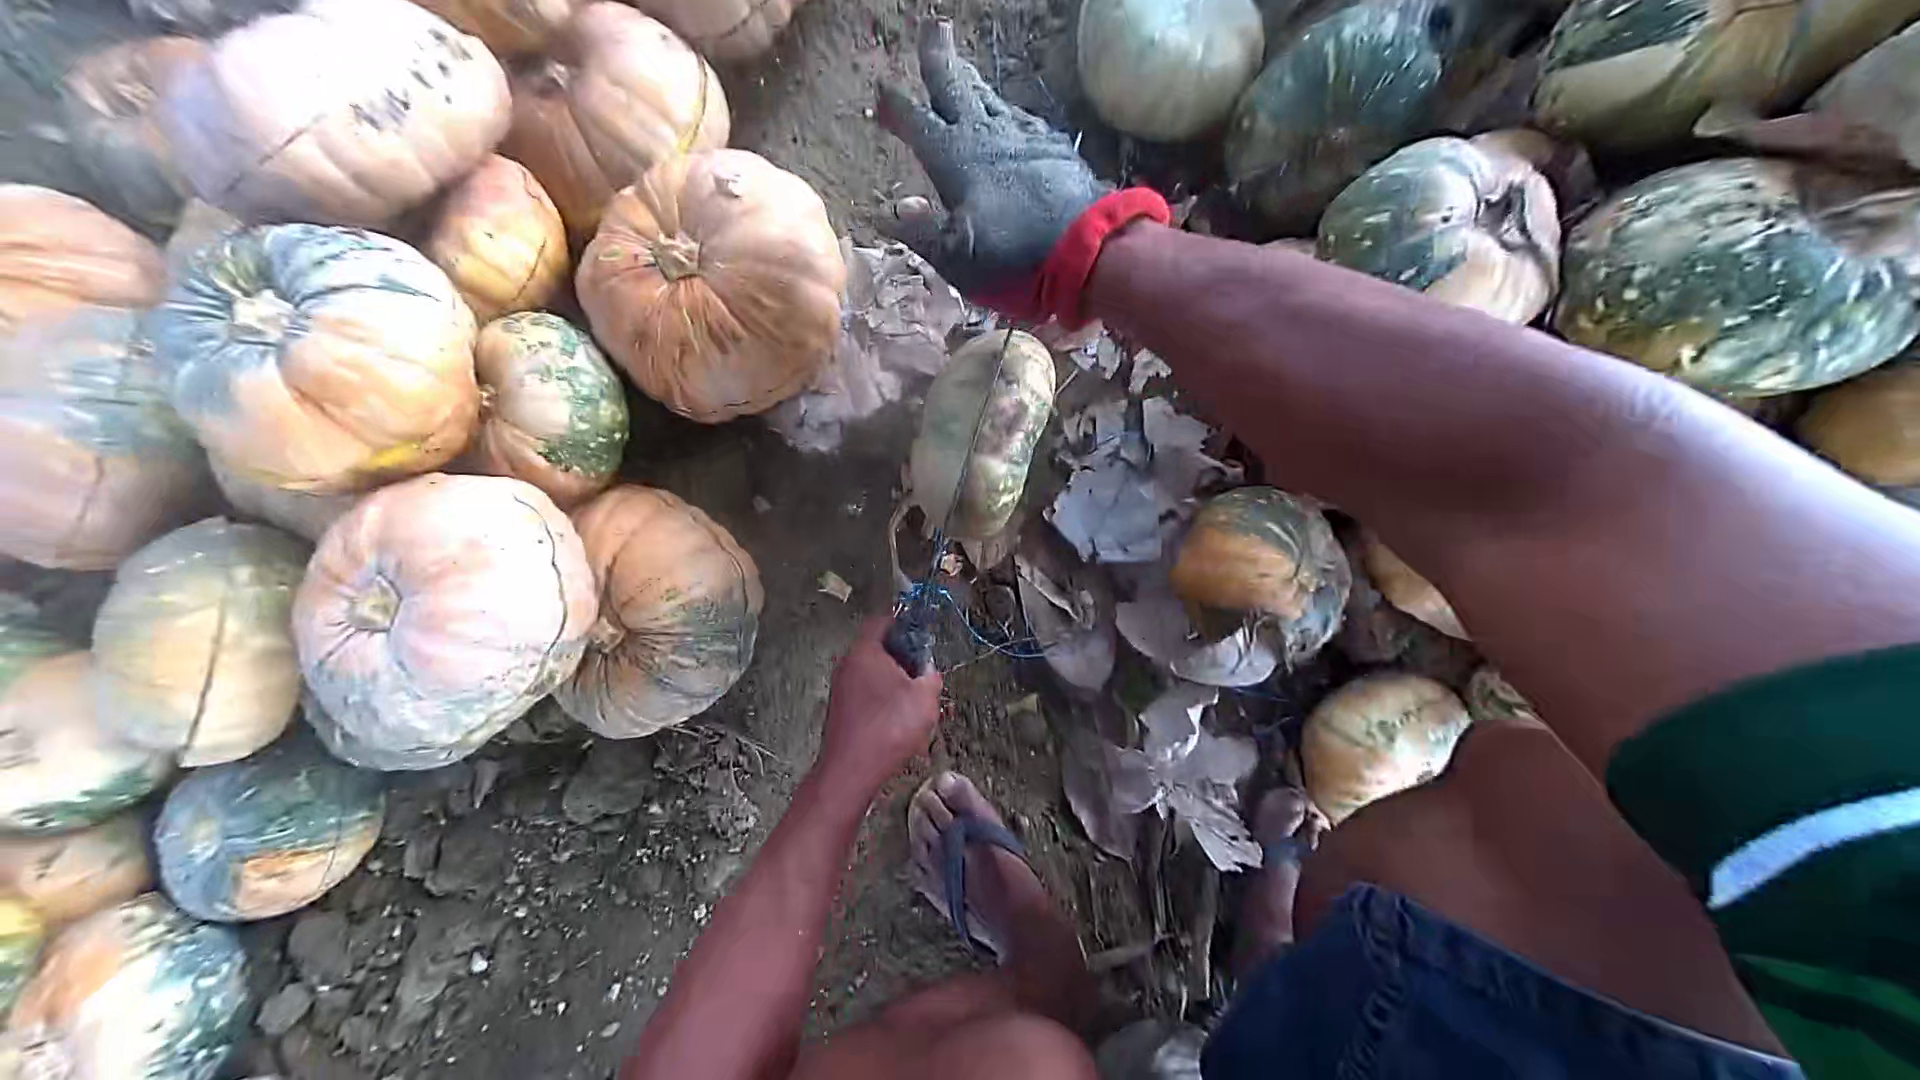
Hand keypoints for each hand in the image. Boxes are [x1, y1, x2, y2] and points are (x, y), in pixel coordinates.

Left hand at [816, 616, 943, 791]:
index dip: (905, 623)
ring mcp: (841, 689)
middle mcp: (847, 665)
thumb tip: (927, 673)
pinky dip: (883, 701)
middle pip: (878, 649)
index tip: (923, 634)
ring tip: (915, 701)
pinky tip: (898, 722)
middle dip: (904, 658)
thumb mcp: (925, 697)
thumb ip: (930, 677)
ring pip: (873, 674)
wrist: (851, 772)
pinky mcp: (841, 711)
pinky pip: (866, 695)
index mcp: (865, 651)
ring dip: (895, 682)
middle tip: (924, 672)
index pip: (883, 621)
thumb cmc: (889, 727)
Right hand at [875, 20, 1108, 316]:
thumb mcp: (955, 256)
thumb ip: (918, 232)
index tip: (881, 94)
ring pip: (989, 99)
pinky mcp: (1052, 148)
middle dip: (939, 57)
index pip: (916, 121)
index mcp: (955, 157)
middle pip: (956, 86)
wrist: (1087, 250)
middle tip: (934, 28)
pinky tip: (1007, 116)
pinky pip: (1020, 119)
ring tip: (962, 70)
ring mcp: (1022, 137)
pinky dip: (1005, 112)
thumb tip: (884, 212)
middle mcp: (986, 135)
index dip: (896, 107)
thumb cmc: (1013, 257)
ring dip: (971, 83)